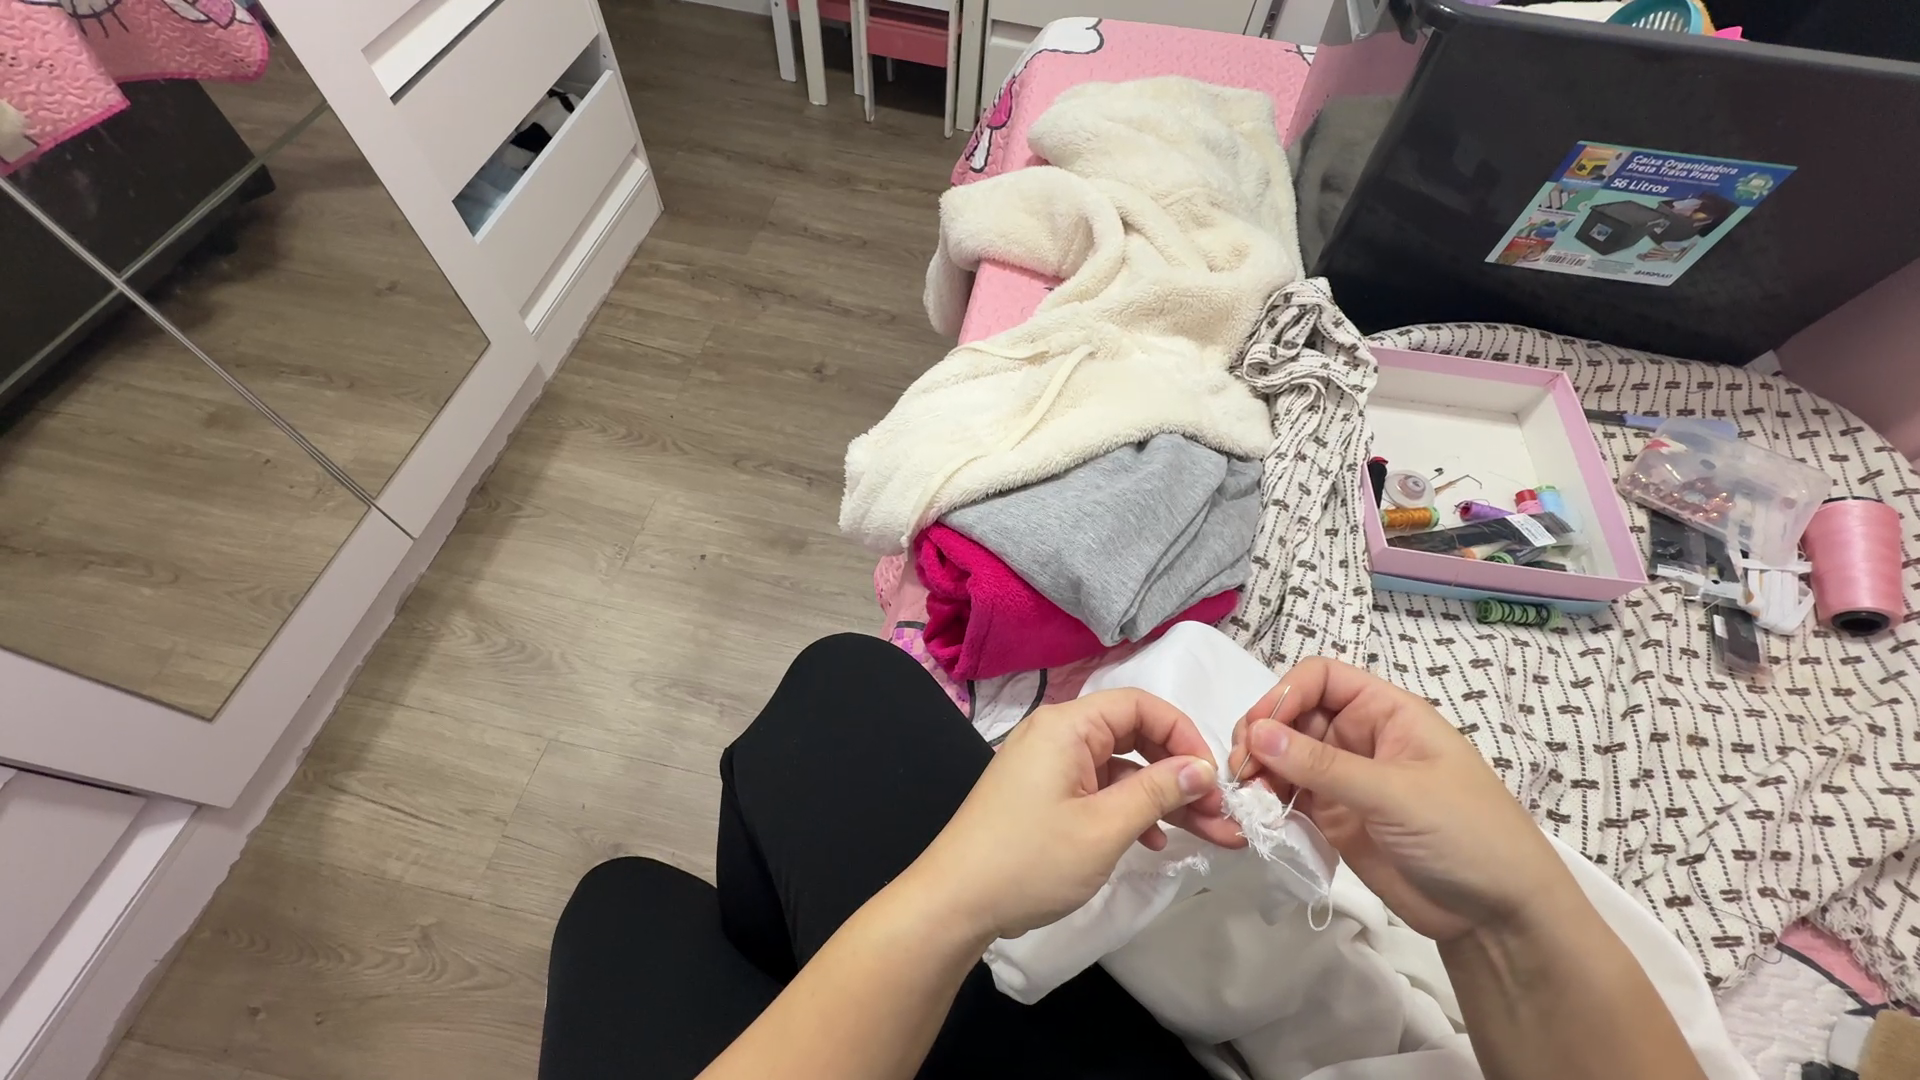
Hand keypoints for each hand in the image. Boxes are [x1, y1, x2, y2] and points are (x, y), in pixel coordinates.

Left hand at [902, 689, 1244, 942]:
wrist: (956, 902)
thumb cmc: (1030, 860)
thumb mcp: (1104, 828)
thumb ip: (1157, 792)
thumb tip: (1202, 768)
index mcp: (1066, 725)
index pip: (1139, 705)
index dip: (1183, 735)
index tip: (1213, 777)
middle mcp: (1057, 735)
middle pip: (1133, 735)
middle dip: (1180, 772)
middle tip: (1220, 813)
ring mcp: (1050, 766)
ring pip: (1121, 767)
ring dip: (1162, 797)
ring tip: (1209, 834)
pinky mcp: (1046, 794)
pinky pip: (1099, 788)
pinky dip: (1130, 810)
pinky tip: (1155, 843)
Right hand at [1226, 657, 1574, 939]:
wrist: (1498, 920)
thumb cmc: (1466, 835)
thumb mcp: (1396, 794)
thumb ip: (1322, 765)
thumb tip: (1256, 733)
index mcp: (1385, 712)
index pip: (1321, 678)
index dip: (1285, 694)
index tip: (1259, 730)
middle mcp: (1358, 737)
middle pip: (1292, 714)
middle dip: (1262, 734)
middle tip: (1242, 769)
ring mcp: (1342, 777)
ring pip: (1282, 754)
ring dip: (1258, 768)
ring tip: (1247, 796)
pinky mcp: (1331, 814)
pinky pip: (1286, 793)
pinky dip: (1266, 798)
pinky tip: (1257, 814)